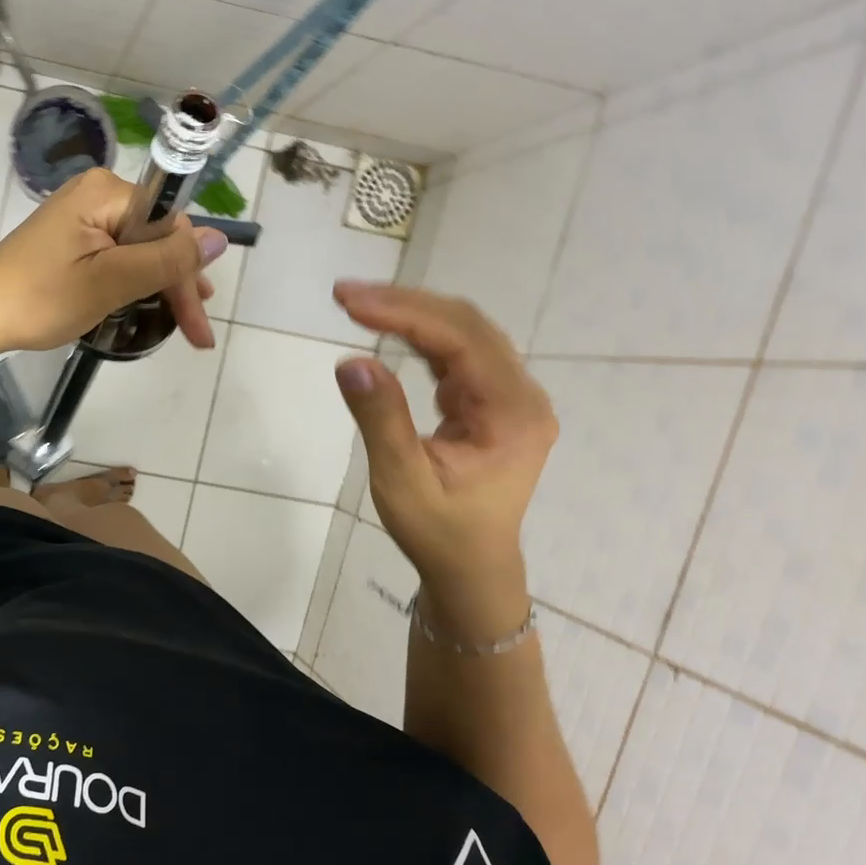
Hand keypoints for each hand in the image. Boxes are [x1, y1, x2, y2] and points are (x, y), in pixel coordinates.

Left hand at [0, 168, 227, 354]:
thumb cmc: (40, 300)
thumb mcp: (109, 283)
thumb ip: (165, 260)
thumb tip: (219, 238)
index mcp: (105, 192)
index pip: (170, 226)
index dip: (187, 274)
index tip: (197, 323)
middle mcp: (96, 193)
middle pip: (156, 237)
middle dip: (177, 285)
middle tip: (196, 335)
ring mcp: (80, 216)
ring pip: (139, 249)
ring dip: (160, 286)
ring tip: (182, 323)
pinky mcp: (69, 238)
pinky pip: (116, 254)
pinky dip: (133, 282)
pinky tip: (148, 304)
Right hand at [331, 283, 557, 639]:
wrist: (471, 568)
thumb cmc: (439, 533)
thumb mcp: (403, 482)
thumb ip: (382, 420)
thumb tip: (350, 362)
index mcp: (511, 412)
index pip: (460, 339)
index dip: (404, 313)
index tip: (349, 302)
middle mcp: (520, 395)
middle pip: (466, 326)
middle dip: (405, 304)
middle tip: (344, 295)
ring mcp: (509, 398)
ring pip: (463, 334)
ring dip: (411, 316)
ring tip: (358, 306)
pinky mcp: (491, 404)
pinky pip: (458, 355)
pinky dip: (420, 338)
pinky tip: (388, 332)